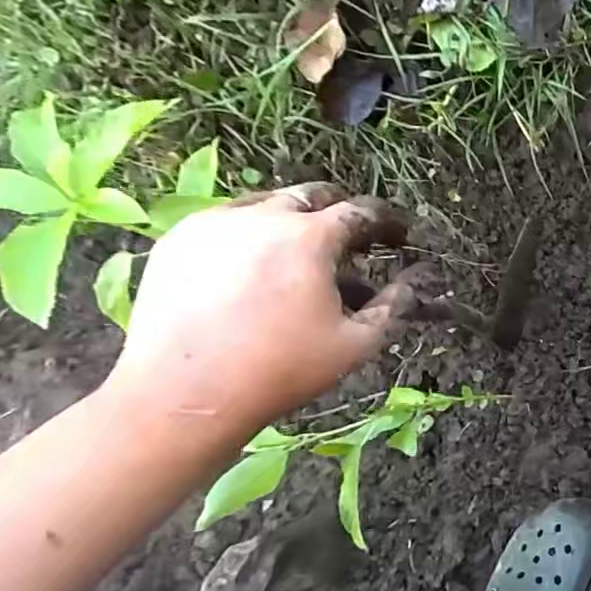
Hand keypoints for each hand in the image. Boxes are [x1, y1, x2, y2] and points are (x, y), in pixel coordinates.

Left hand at [103, 184, 414, 434]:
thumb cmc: (279, 370)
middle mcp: (261, 217)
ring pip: (266, 204)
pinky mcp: (178, 240)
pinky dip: (251, 236)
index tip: (399, 235)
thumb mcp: (354, 344)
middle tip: (351, 240)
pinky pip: (226, 224)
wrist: (183, 395)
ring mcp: (213, 224)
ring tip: (301, 255)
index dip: (387, 222)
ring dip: (294, 221)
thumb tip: (412, 281)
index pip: (360, 212)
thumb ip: (392, 305)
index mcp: (309, 237)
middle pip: (312, 195)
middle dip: (339, 212)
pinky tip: (253, 271)